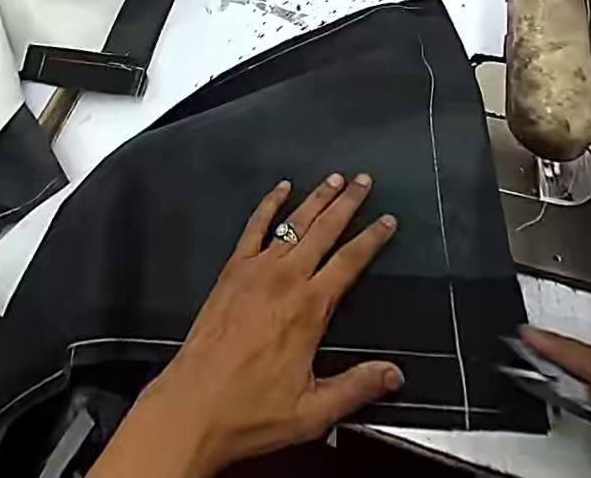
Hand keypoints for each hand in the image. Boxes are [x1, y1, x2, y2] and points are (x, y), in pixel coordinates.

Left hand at [90, 175, 401, 477]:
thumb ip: (357, 386)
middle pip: (325, 230)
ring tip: (334, 179)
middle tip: (363, 181)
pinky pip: (254, 226)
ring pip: (294, 223)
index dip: (372, 238)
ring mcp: (257, 268)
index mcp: (309, 309)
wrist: (196, 402)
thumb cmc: (251, 408)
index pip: (350, 262)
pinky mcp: (233, 268)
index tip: (387, 220)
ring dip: (316, 198)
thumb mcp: (314, 410)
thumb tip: (394, 374)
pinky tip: (280, 188)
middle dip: (348, 203)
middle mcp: (285, 279)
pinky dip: (269, 204)